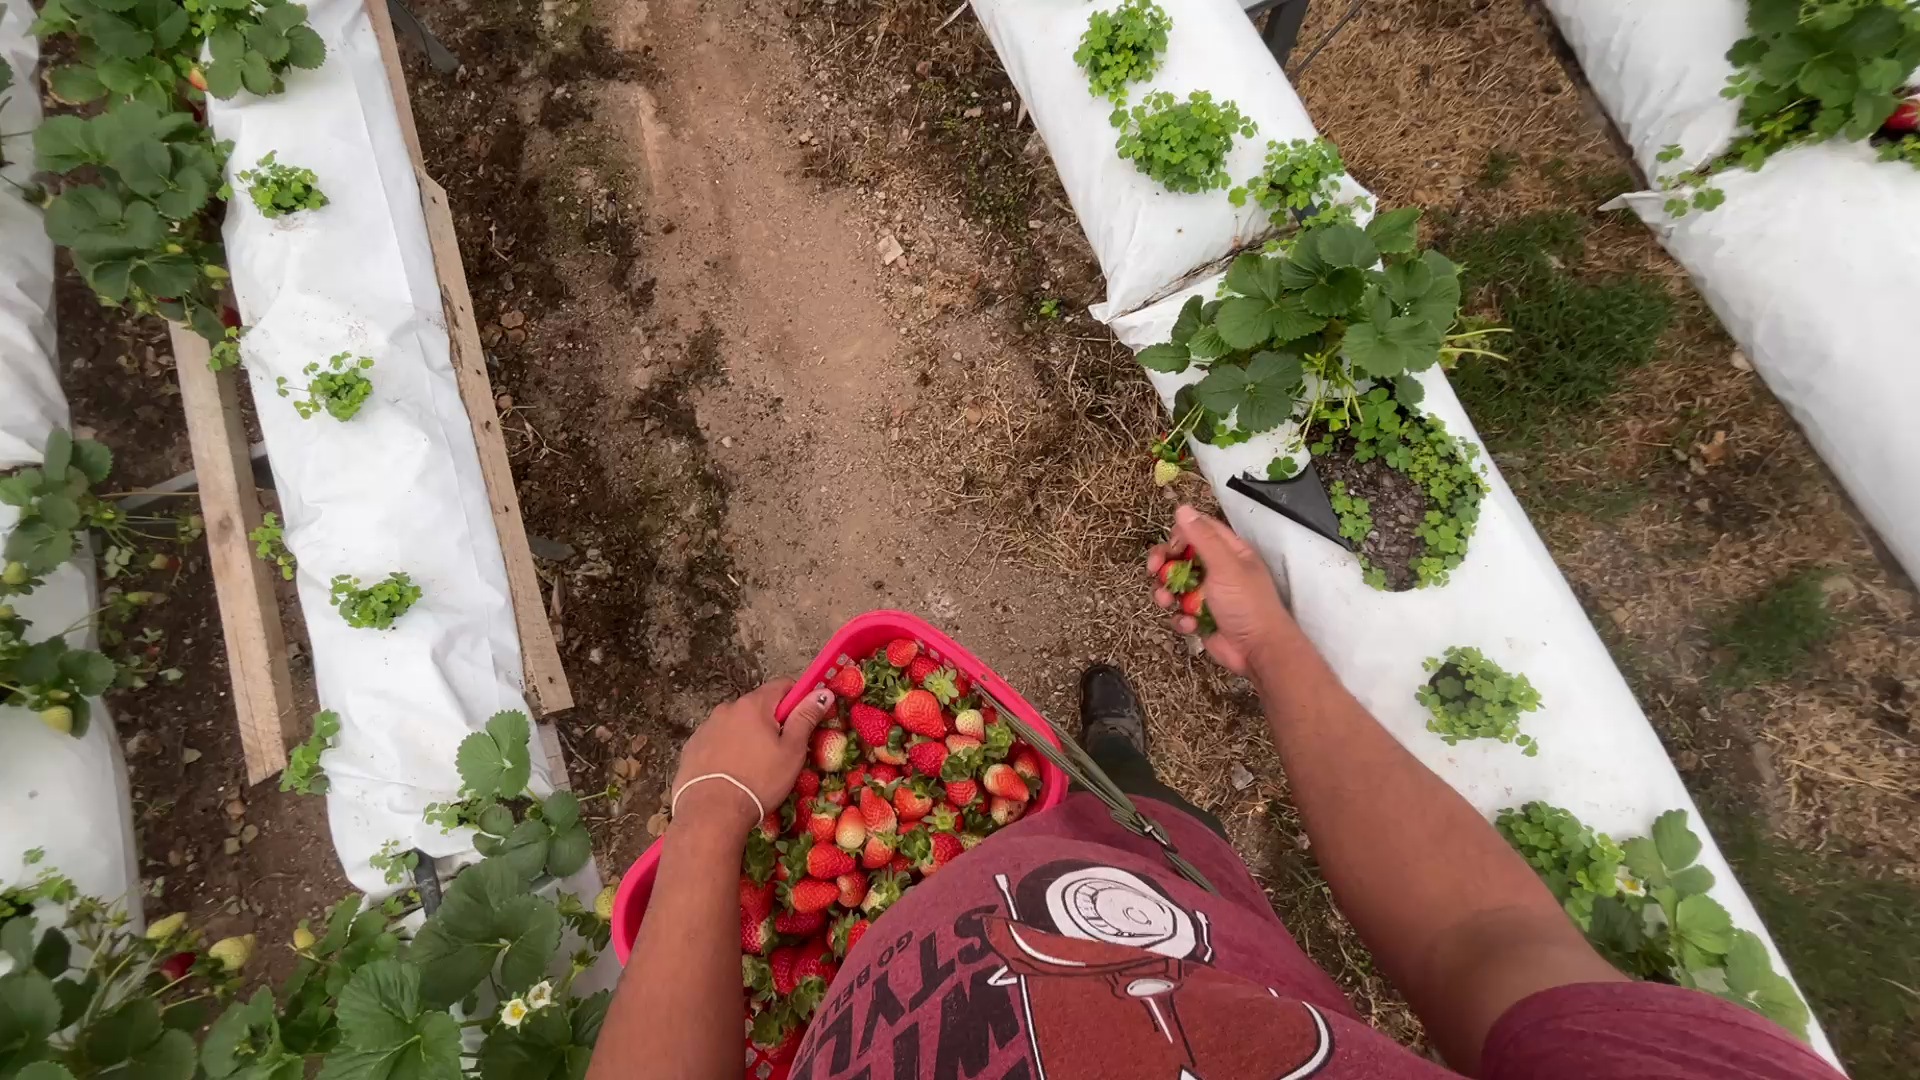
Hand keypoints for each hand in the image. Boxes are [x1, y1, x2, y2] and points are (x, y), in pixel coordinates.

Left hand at [669, 679, 833, 834]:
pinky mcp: (690, 748)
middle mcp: (727, 709)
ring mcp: (705, 728)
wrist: (710, 814)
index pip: (782, 685)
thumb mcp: (792, 751)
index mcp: (753, 705)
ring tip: (753, 767)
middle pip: (758, 705)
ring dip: (748, 735)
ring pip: (736, 724)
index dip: (797, 698)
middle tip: (780, 751)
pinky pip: (716, 741)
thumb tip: (822, 692)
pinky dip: (727, 750)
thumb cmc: (759, 781)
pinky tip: (731, 774)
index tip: (803, 720)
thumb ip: (806, 717)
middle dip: (771, 721)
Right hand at [1147, 504, 1295, 677]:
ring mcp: (1208, 594)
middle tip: (1154, 571)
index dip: (1181, 534)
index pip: (1200, 530)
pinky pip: (1180, 611)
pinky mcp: (1201, 617)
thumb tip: (1182, 509)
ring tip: (1167, 602)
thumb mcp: (1224, 566)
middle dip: (1164, 564)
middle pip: (1181, 557)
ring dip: (1166, 593)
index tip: (1170, 546)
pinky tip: (1190, 623)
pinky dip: (1180, 617)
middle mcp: (1218, 570)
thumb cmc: (1247, 605)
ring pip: (1175, 585)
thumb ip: (1202, 537)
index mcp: (1230, 552)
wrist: (1257, 651)